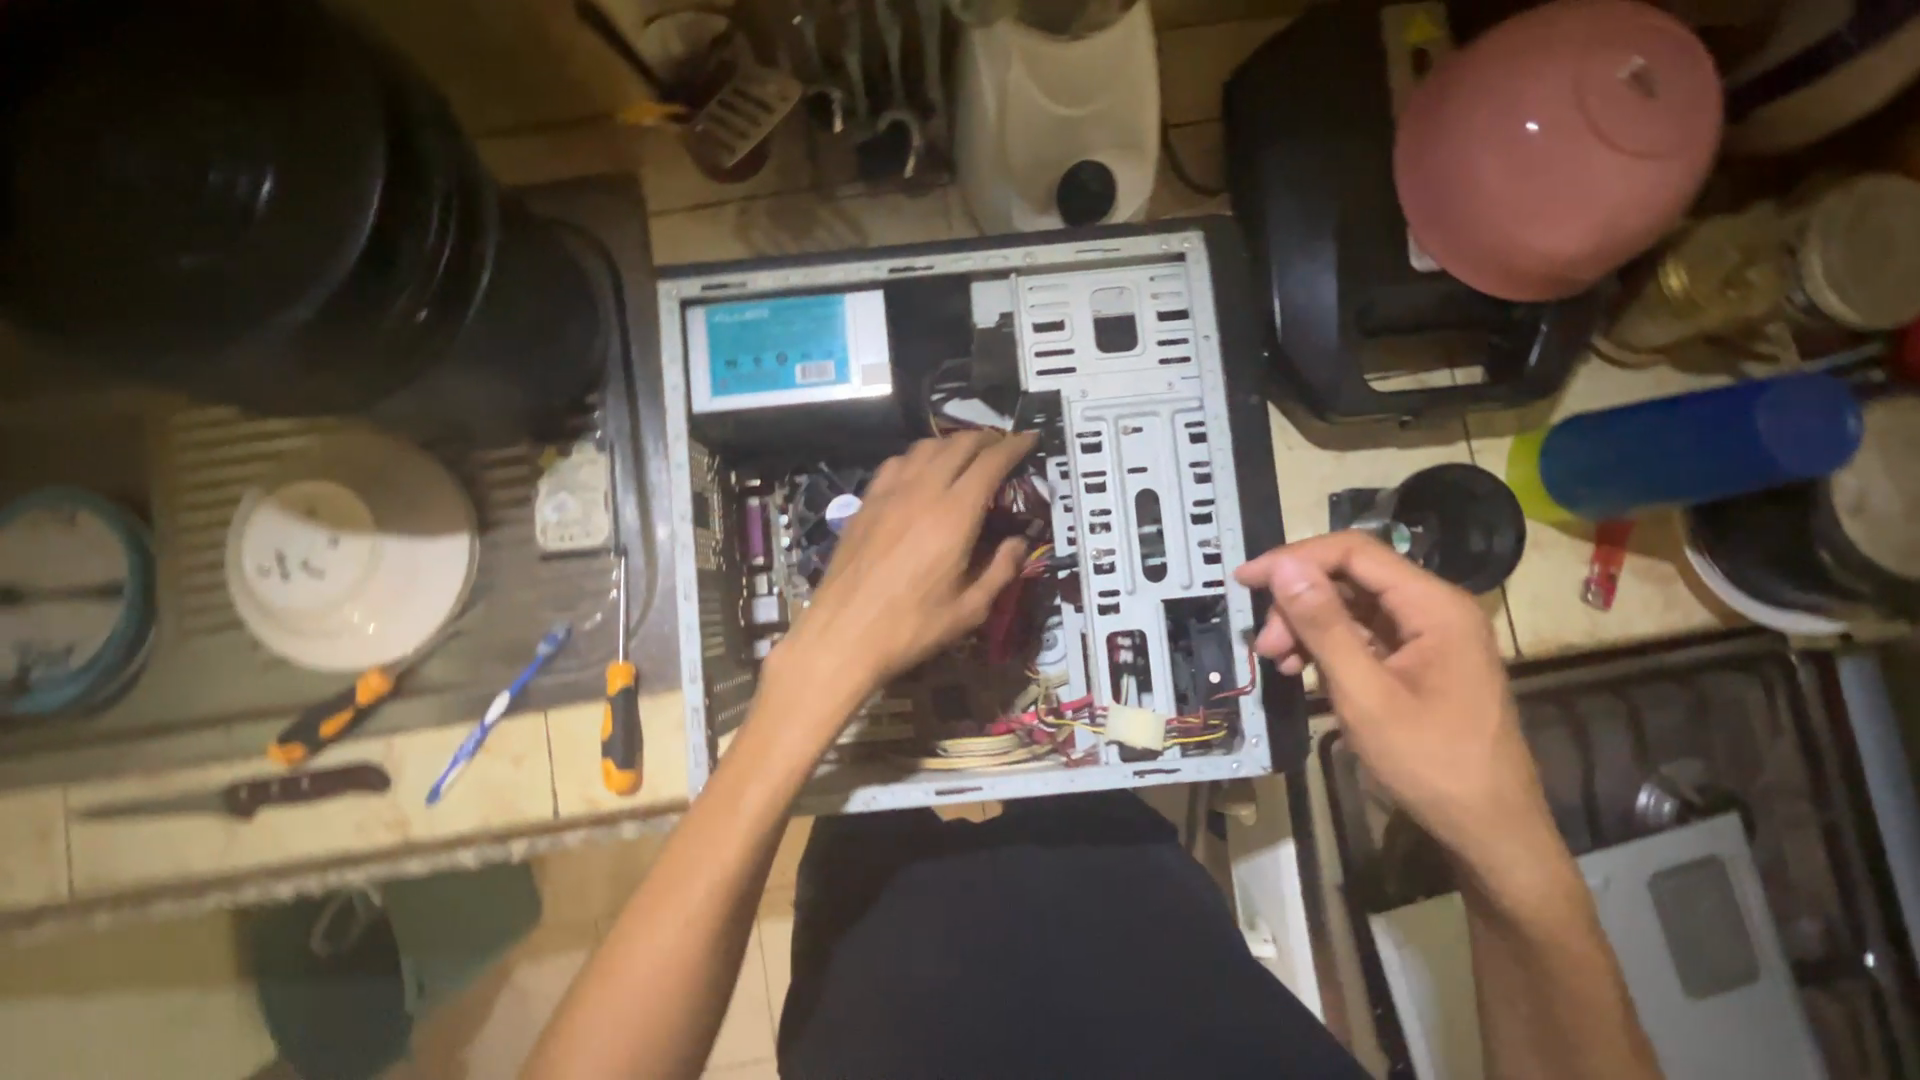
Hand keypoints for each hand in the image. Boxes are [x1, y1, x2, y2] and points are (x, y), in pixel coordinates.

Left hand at [772, 430, 1037, 705]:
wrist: (843, 635)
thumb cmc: (912, 628)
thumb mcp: (970, 610)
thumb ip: (1000, 571)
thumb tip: (1018, 543)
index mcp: (955, 515)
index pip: (991, 462)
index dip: (1014, 446)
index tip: (1030, 438)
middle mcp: (922, 492)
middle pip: (958, 445)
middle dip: (985, 438)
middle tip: (1001, 445)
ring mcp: (888, 494)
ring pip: (924, 448)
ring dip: (950, 444)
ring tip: (964, 454)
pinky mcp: (865, 504)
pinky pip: (894, 464)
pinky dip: (916, 457)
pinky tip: (919, 472)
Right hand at [1235, 532, 1561, 888]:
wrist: (1488, 828)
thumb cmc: (1430, 762)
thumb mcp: (1365, 693)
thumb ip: (1323, 625)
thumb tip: (1282, 567)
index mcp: (1434, 606)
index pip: (1355, 552)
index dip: (1295, 559)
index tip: (1246, 580)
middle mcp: (1435, 609)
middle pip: (1352, 578)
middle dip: (1299, 603)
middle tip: (1264, 645)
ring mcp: (1429, 637)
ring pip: (1353, 607)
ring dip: (1308, 627)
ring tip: (1277, 662)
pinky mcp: (1419, 662)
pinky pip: (1364, 636)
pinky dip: (1328, 648)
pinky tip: (1301, 671)